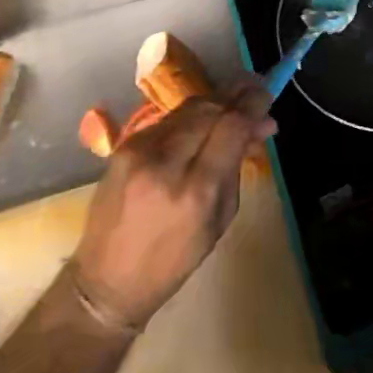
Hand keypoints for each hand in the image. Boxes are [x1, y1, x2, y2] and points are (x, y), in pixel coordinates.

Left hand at [67, 83, 276, 329]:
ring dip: (215, 101)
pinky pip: (168, 119)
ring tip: (233, 101)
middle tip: (255, 91)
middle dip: (236, 95)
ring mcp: (139, 151)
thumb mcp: (219, 220)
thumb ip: (237, 167)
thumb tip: (260, 125)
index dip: (253, 104)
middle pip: (209, 108)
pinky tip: (202, 121)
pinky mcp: (123, 146)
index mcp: (196, 191)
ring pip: (188, 107)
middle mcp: (165, 164)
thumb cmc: (172, 262)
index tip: (267, 93)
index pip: (231, 127)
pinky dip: (191, 116)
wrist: (105, 281)